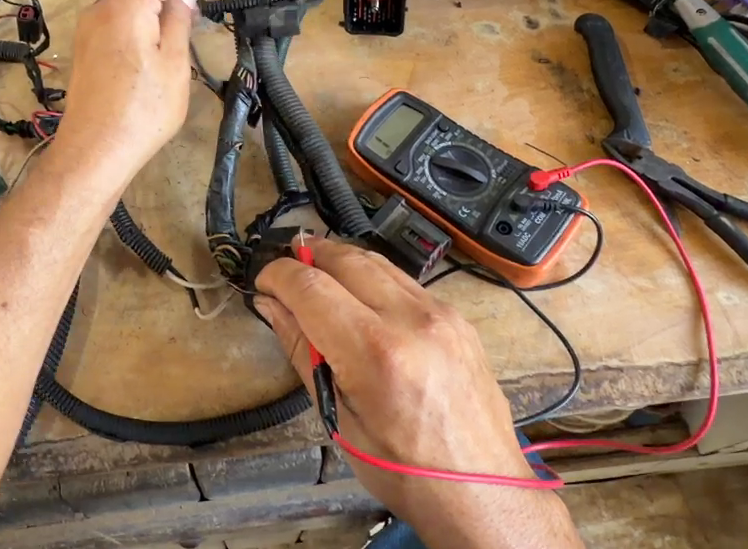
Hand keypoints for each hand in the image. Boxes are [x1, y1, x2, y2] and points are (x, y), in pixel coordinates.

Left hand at [47, 0, 208, 186]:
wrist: (93, 150)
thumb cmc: (142, 110)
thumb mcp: (174, 64)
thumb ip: (178, 20)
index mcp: (125, 7)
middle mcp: (100, 10)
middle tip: (201, 3)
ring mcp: (88, 29)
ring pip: (127, 1)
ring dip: (155, 3)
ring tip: (182, 27)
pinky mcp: (85, 47)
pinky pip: (116, 19)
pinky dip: (139, 19)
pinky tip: (155, 44)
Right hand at [256, 240, 581, 548]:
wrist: (485, 494)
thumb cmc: (405, 471)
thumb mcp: (338, 418)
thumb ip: (302, 351)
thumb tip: (270, 305)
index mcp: (376, 353)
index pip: (311, 286)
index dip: (277, 275)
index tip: (262, 283)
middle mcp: (411, 320)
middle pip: (344, 258)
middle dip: (306, 255)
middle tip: (283, 271)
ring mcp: (441, 313)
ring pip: (374, 259)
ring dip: (337, 259)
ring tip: (314, 274)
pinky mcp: (457, 316)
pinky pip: (402, 278)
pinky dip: (370, 275)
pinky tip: (357, 294)